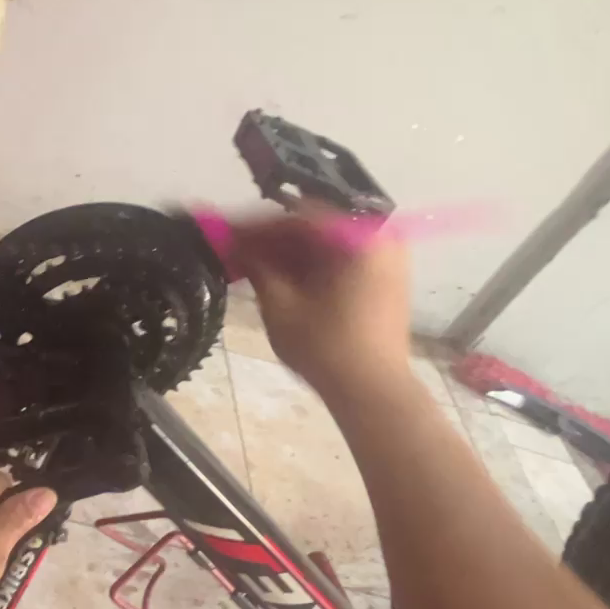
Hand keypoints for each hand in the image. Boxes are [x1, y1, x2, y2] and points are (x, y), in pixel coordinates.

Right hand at [235, 211, 411, 397]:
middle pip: (314, 227)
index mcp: (358, 238)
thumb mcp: (280, 305)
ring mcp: (385, 260)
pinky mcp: (383, 280)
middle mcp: (379, 238)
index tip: (224, 232)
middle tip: (233, 249)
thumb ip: (256, 266)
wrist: (372, 391)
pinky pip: (339, 260)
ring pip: (325, 244)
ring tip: (249, 265)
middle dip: (270, 238)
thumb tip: (234, 244)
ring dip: (287, 253)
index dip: (255, 224)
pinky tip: (278, 277)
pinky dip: (308, 266)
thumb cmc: (324, 347)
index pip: (298, 217)